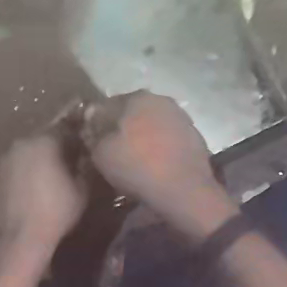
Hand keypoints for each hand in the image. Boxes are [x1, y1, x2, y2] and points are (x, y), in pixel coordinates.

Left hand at [0, 133, 84, 259]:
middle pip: (42, 143)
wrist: (23, 237)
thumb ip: (84, 169)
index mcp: (45, 142)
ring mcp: (4, 161)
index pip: (65, 132)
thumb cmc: (58, 211)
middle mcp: (21, 144)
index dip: (76, 143)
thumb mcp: (83, 191)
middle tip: (64, 168)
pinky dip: (22, 177)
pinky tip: (30, 192)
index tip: (82, 154)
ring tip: (46, 182)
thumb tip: (83, 160)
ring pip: (25, 156)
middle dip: (53, 152)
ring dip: (36, 164)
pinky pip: (13, 171)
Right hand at [85, 93, 218, 215]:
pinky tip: (156, 165)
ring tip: (137, 160)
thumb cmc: (137, 168)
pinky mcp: (195, 136)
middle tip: (116, 152)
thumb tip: (91, 117)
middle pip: (133, 113)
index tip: (95, 142)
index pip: (106, 105)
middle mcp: (161, 99)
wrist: (185, 191)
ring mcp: (181, 117)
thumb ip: (92, 132)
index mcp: (136, 96)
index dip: (97, 124)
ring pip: (152, 124)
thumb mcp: (101, 153)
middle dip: (123, 128)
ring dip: (144, 137)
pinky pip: (169, 139)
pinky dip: (161, 147)